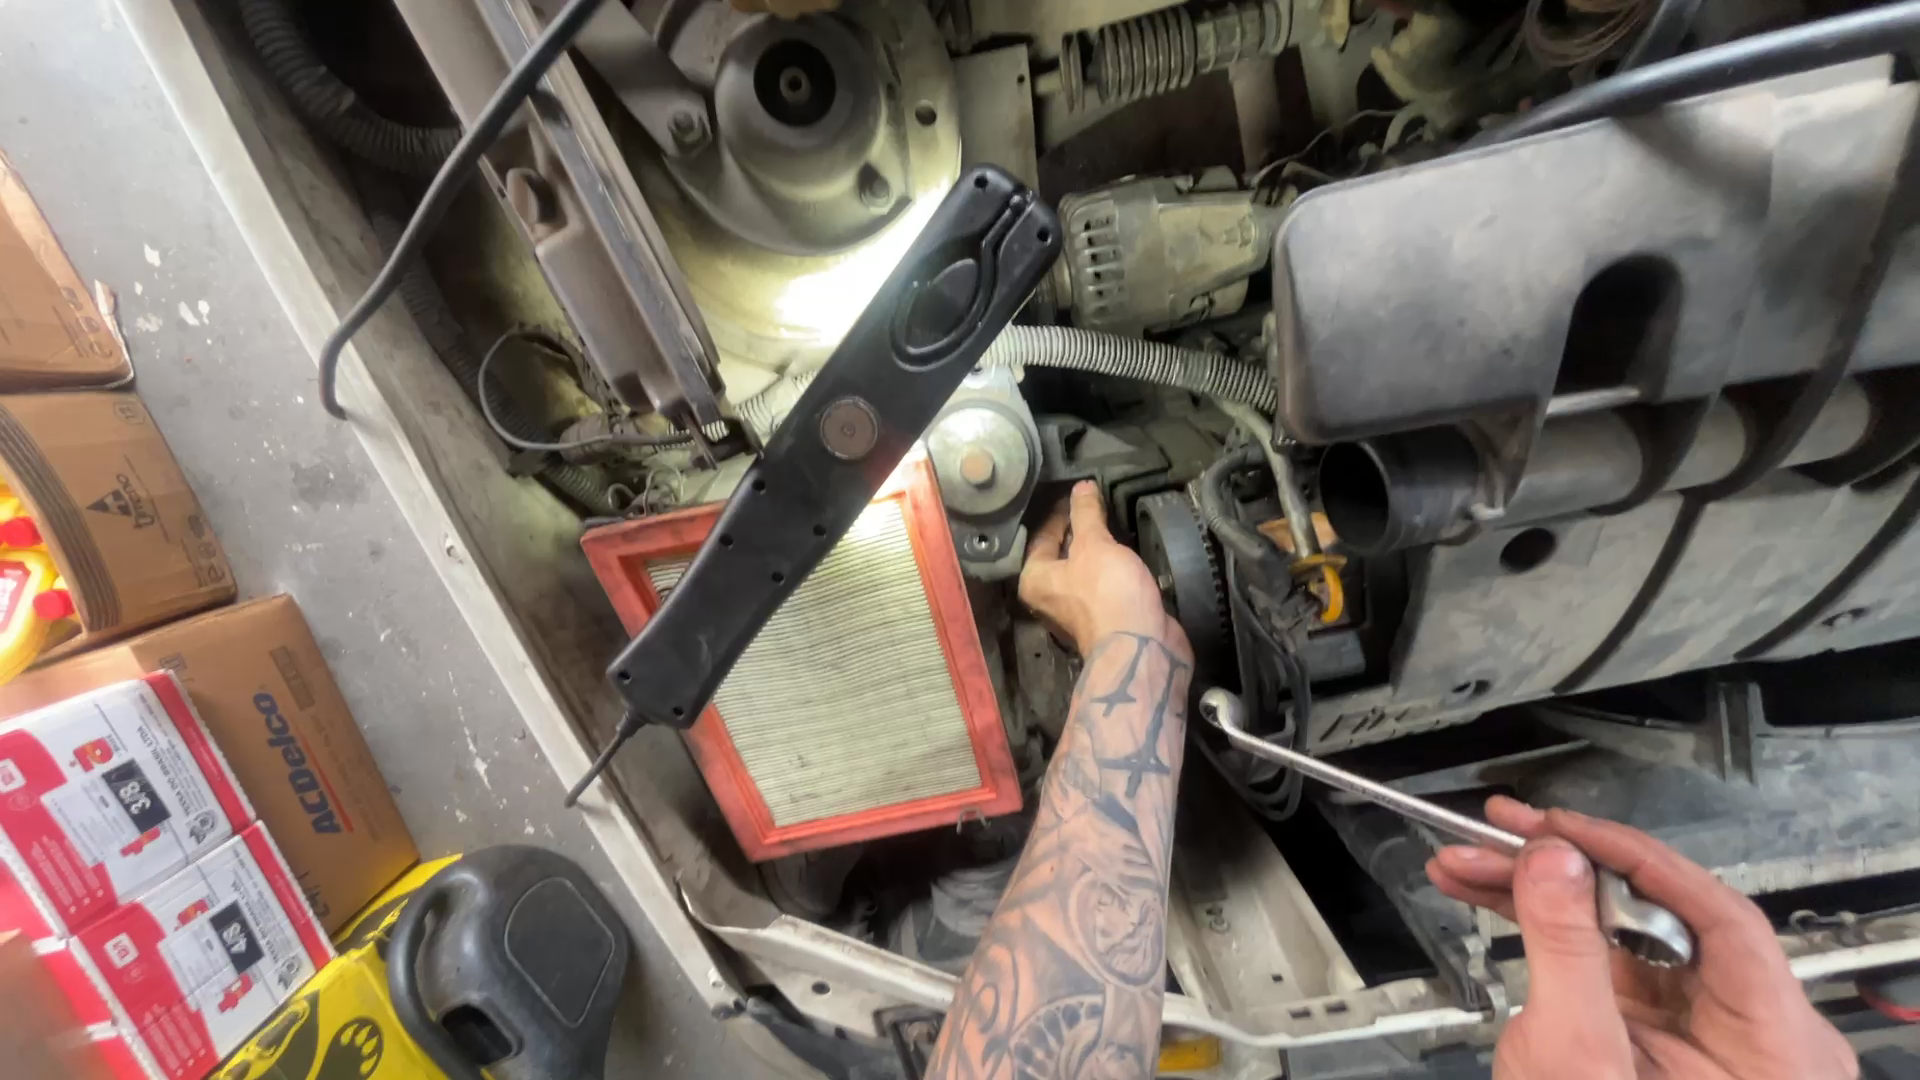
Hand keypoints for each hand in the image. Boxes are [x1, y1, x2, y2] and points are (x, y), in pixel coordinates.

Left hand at [1019, 481, 1184, 656]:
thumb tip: (1081, 487)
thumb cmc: (1107, 595)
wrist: (1142, 647)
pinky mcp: (1107, 614)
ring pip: (1087, 567)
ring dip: (1100, 547)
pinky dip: (1116, 565)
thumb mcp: (1094, 545)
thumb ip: (1086, 514)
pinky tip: (1128, 548)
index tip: (1075, 492)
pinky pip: (1107, 581)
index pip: (1041, 535)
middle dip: (1079, 528)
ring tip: (1114, 518)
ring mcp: (1079, 607)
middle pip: (1062, 552)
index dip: (1058, 511)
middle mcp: (1051, 596)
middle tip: (1096, 500)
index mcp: (1035, 579)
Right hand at [1426, 796, 1855, 1079]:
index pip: (1720, 917)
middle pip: (1654, 909)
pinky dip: (1532, 913)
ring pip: (1612, 917)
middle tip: (1495, 831)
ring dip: (1529, 885)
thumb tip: (1552, 854)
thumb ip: (1564, 947)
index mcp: (1775, 1046)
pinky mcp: (1647, 1013)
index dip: (1633, 857)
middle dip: (1559, 866)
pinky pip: (1591, 941)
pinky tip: (1476, 891)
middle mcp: (1749, 1025)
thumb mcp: (1575, 1050)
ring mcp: (1696, 1018)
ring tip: (1461, 863)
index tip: (1556, 826)